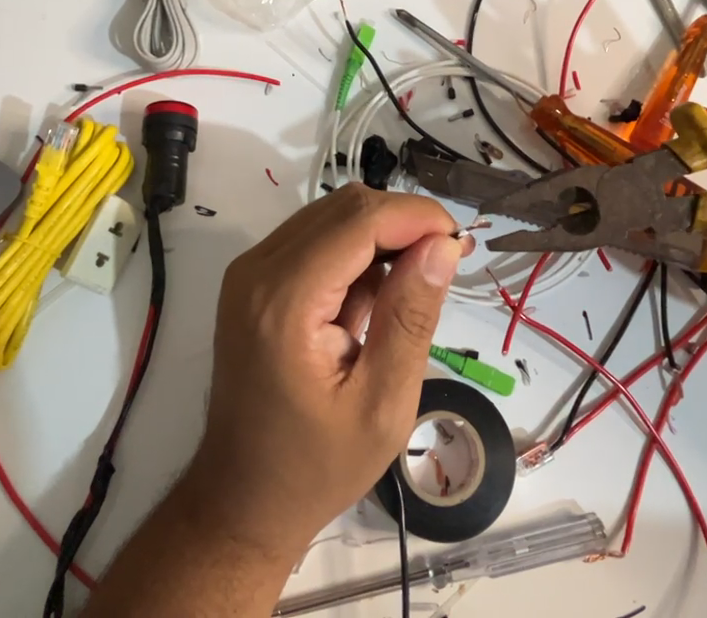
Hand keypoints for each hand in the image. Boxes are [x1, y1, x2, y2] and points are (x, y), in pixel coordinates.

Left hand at [175, 184, 465, 561]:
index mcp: (284, 301)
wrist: (244, 498)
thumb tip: (443, 245)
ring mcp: (250, 273)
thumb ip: (412, 317)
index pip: (359, 220)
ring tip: (412, 291)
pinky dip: (355, 254)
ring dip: (381, 238)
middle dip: (403, 223)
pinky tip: (374, 301)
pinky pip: (315, 240)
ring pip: (331, 217)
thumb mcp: (383, 403)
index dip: (417, 218)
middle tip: (446, 265)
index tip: (462, 245)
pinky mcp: (254, 282)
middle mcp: (257, 270)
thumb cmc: (317, 465)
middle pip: (344, 207)